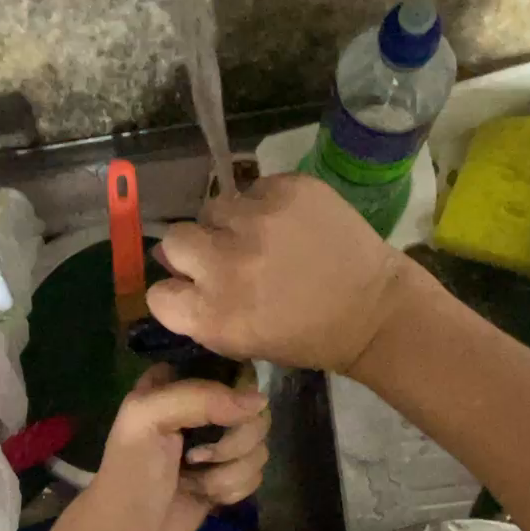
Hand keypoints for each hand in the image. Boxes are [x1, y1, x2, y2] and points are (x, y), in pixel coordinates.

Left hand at [70, 367, 269, 530]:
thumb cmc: (130, 471)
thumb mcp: (149, 419)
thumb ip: (201, 399)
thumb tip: (260, 401)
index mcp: (179, 384)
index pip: (231, 370)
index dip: (236, 392)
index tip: (222, 416)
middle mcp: (203, 410)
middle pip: (254, 411)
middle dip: (234, 441)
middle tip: (198, 458)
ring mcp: (218, 445)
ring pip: (259, 445)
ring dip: (230, 470)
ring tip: (196, 481)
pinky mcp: (228, 476)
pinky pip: (257, 473)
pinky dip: (233, 488)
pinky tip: (206, 495)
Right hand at [146, 174, 408, 373]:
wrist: (371, 311)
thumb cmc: (303, 338)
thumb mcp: (240, 341)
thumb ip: (201, 309)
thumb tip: (171, 266)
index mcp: (213, 315)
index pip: (158, 292)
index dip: (175, 289)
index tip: (193, 287)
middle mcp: (226, 265)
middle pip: (175, 239)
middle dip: (192, 248)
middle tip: (222, 256)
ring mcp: (257, 221)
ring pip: (213, 207)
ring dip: (228, 222)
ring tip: (258, 238)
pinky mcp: (287, 190)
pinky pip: (252, 189)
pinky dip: (262, 205)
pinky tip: (287, 225)